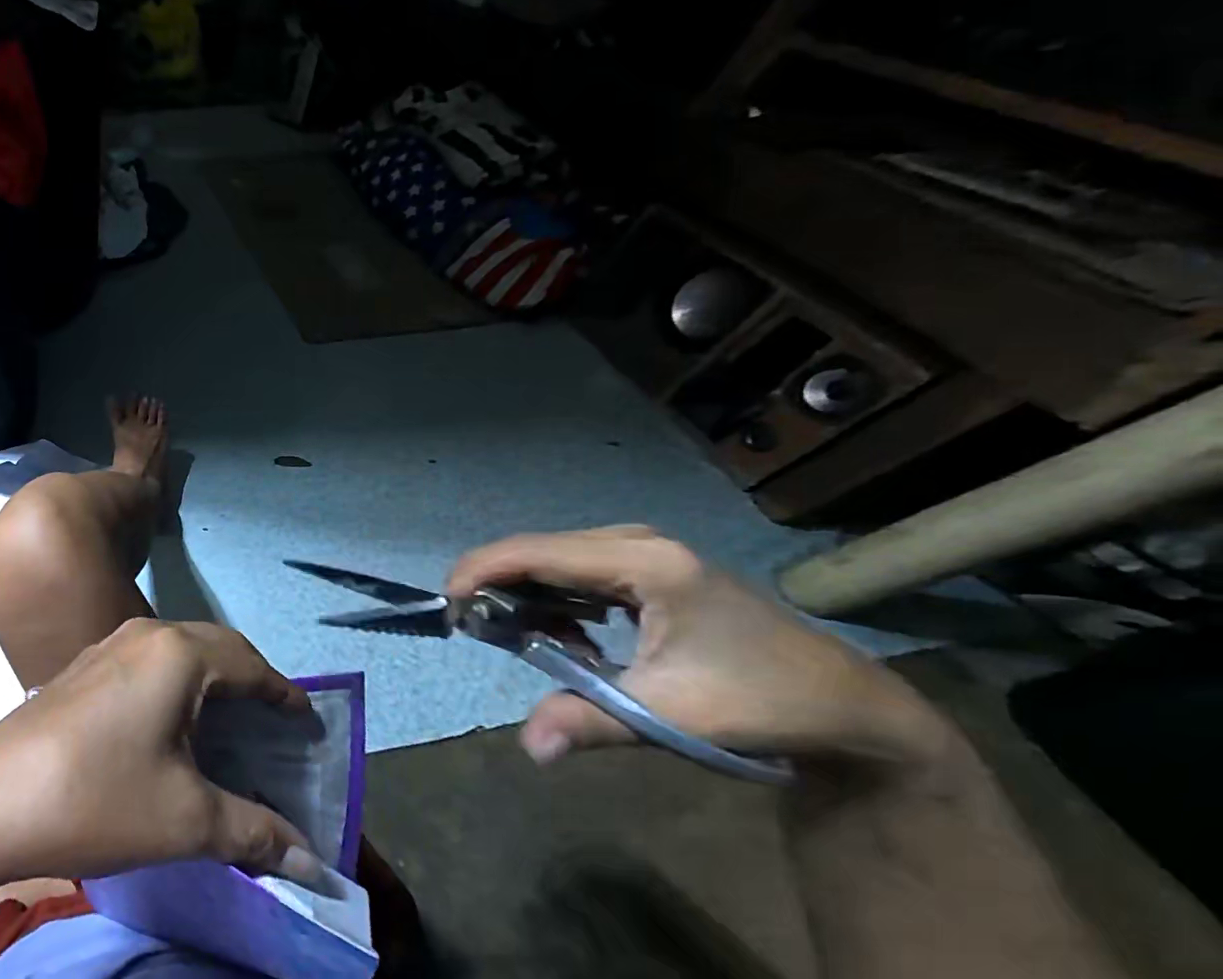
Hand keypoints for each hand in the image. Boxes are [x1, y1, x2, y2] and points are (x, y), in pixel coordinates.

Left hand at [0, 619, 322, 905]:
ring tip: (233, 721)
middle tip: (275, 722)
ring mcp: (110, 645)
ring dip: (214, 679)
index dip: (284, 694)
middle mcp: (148, 635)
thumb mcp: (186, 821)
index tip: (306, 721)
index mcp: (179, 655)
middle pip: (220, 648)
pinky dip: (179, 682)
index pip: (252, 665)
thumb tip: (311, 863)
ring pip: (183, 651)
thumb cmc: (97, 800)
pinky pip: (152, 661)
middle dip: (253, 680)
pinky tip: (175, 721)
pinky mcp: (84, 665)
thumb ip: (256, 834)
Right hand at [447, 527, 955, 774]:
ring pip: (557, 559)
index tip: (446, 604)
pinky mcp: (649, 568)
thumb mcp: (674, 714)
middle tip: (470, 628)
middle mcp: (637, 543)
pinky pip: (580, 573)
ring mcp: (645, 552)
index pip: (539, 551)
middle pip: (541, 549)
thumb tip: (530, 747)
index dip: (484, 570)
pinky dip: (557, 601)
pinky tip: (566, 639)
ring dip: (526, 594)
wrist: (844, 702)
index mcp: (644, 562)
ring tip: (513, 640)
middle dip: (498, 584)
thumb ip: (592, 722)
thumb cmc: (761, 700)